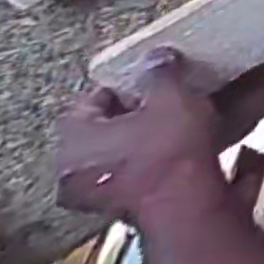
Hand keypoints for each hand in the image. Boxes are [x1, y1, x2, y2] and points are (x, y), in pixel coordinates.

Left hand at [56, 48, 224, 222]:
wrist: (187, 202)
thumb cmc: (169, 149)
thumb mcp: (170, 95)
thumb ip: (160, 73)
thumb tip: (156, 57)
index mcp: (75, 143)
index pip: (87, 102)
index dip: (119, 84)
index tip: (145, 76)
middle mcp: (76, 173)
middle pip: (101, 130)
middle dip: (132, 112)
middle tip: (161, 96)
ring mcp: (98, 195)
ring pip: (117, 153)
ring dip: (142, 136)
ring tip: (175, 119)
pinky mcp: (124, 207)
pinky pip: (133, 171)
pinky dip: (151, 157)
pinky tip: (180, 145)